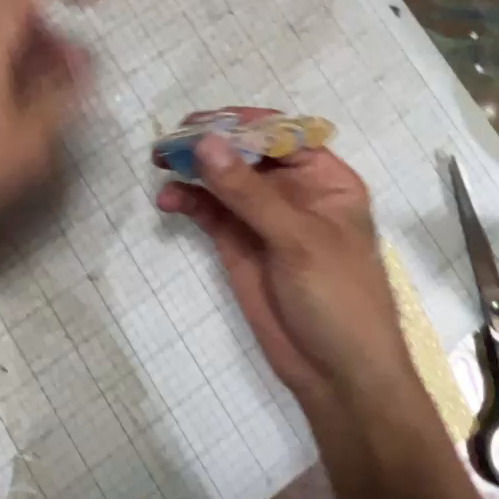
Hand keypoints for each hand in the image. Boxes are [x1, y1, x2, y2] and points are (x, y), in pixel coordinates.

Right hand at [156, 140, 415, 411]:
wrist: (336, 377)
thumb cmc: (339, 299)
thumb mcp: (298, 240)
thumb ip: (247, 191)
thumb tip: (203, 141)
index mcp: (323, 179)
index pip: (281, 134)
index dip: (242, 123)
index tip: (203, 122)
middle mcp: (290, 189)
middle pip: (243, 150)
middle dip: (207, 142)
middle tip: (170, 140)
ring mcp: (260, 215)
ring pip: (219, 176)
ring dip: (189, 167)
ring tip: (159, 163)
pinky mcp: (235, 240)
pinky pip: (205, 207)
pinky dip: (185, 199)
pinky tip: (167, 201)